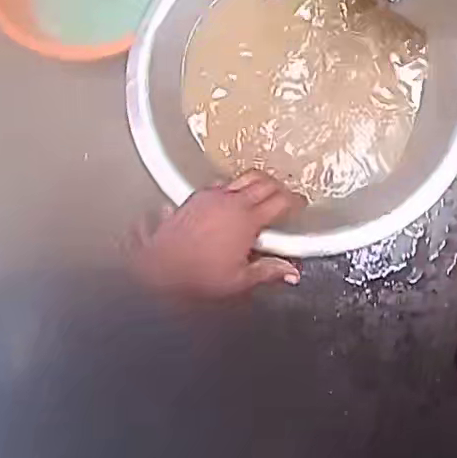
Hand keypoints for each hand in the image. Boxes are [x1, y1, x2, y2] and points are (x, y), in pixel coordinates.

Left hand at [126, 171, 305, 298]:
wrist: (157, 269)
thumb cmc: (195, 276)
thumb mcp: (238, 280)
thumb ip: (269, 271)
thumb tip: (290, 272)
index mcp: (247, 220)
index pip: (281, 201)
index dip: (294, 201)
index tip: (299, 205)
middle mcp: (231, 203)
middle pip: (265, 182)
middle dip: (280, 187)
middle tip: (285, 196)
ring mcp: (212, 196)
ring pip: (244, 177)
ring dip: (258, 182)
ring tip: (263, 190)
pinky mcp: (195, 196)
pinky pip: (222, 182)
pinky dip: (233, 186)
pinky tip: (231, 197)